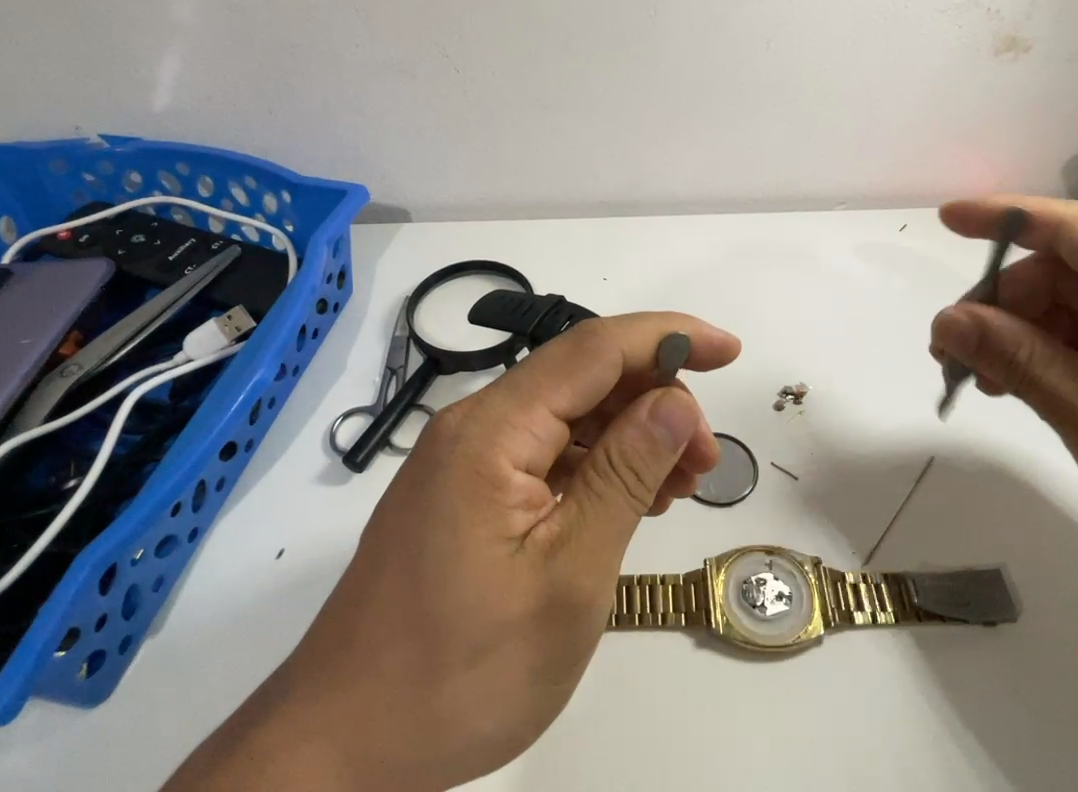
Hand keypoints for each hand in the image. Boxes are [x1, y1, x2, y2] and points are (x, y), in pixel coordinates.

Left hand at [164, 313, 740, 791]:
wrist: (346, 741)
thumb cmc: (464, 669)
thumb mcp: (568, 575)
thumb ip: (625, 475)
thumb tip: (676, 398)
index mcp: (492, 430)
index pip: (593, 349)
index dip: (667, 337)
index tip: (731, 351)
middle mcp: (472, 428)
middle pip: (579, 379)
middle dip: (654, 400)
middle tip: (703, 466)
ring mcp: (460, 464)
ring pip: (563, 419)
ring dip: (627, 437)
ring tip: (676, 489)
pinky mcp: (459, 498)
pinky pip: (538, 457)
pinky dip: (591, 468)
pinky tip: (625, 503)